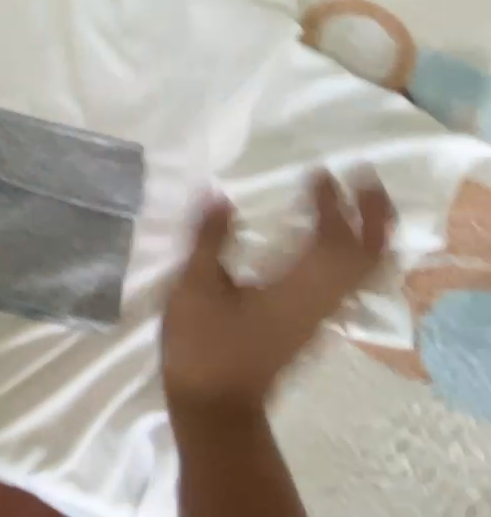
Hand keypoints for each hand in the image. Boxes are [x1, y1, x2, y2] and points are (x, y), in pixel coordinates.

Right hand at [161, 170, 394, 414]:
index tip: (319, 171)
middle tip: (364, 180)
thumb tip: (219, 193)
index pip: (332, 238)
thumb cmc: (202, 339)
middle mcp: (324, 300)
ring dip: (370, 236)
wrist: (217, 397)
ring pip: (366, 271)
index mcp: (298, 287)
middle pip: (367, 256)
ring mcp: (322, 314)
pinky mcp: (313, 322)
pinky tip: (335, 249)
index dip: (331, 203)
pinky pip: (351, 283)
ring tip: (360, 207)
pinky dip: (355, 257)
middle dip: (373, 217)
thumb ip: (209, 239)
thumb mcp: (195, 284)